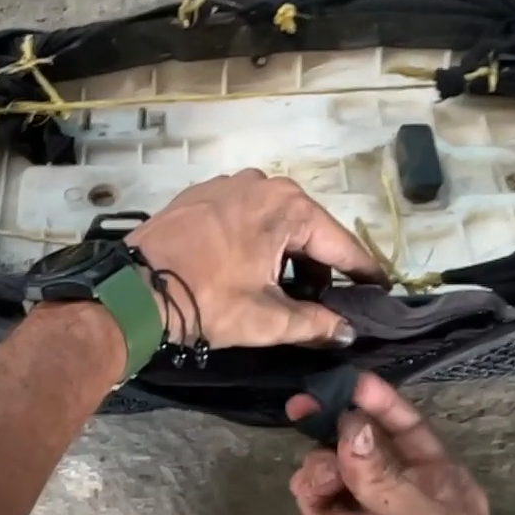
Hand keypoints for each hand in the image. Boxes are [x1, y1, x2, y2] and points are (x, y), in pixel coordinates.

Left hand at [124, 169, 382, 348]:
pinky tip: (245, 270)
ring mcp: (225, 185)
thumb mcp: (266, 318)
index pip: (339, 244)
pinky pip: (239, 219)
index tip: (381, 288)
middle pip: (305, 230)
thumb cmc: (205, 300)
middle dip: (317, 266)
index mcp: (287, 206)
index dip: (361, 271)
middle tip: (324, 302)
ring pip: (270, 223)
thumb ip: (314, 323)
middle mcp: (260, 183)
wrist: (133, 290)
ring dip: (281, 256)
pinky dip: (251, 242)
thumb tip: (346, 331)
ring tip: (281, 292)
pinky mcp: (197, 197)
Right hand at [286, 373, 508, 514]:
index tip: (350, 381)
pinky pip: (310, 488)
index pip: (405, 426)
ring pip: (329, 458)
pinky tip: (312, 488)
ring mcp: (358, 503)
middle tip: (304, 404)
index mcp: (434, 476)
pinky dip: (307, 480)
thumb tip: (349, 429)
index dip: (379, 401)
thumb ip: (388, 480)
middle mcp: (393, 481)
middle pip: (358, 435)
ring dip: (321, 454)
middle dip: (334, 416)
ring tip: (323, 477)